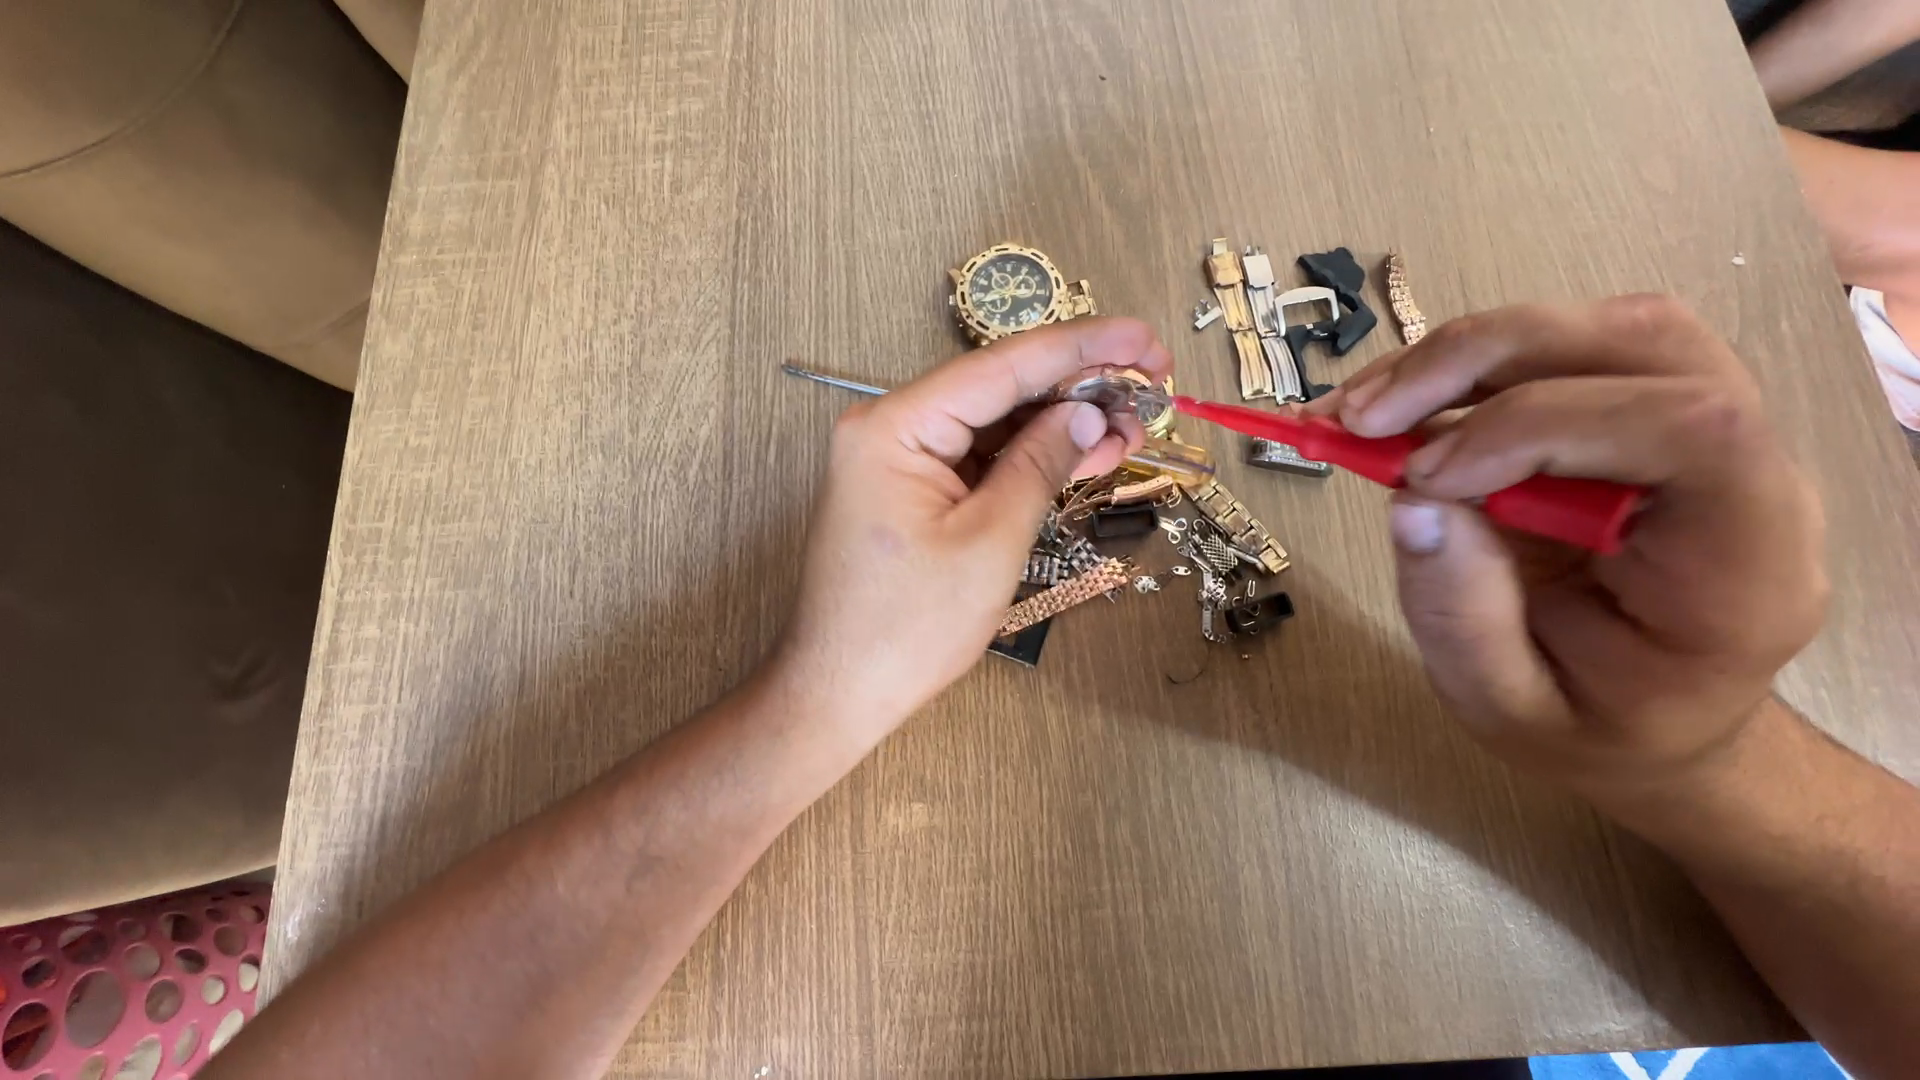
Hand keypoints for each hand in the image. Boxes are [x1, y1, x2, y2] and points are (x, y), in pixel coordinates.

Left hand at [771, 318, 1171, 736]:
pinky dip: (1030, 458)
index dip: (1081, 347)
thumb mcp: (990, 542)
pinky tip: (1084, 455)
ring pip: (994, 424)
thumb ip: (1040, 465)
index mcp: (895, 427)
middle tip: (1150, 387)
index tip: (1145, 337)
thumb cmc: (908, 628)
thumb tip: (1086, 413)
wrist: (842, 692)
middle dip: (1077, 387)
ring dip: (1061, 424)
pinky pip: (979, 458)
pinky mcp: (911, 490)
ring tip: (1130, 430)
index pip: (1000, 367)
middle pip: (998, 389)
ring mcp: (898, 460)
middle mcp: (890, 428)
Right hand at [1311, 296, 1827, 799]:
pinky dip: (1461, 366)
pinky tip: (1391, 405)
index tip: (1421, 479)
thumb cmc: (1586, 726)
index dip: (1537, 427)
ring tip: (1359, 409)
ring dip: (1461, 354)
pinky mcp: (1636, 420)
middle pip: (1640, 346)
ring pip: (1596, 330)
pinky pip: (1560, 351)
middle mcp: (1743, 476)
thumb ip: (1459, 616)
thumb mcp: (1503, 706)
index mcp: (1740, 565)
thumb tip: (1410, 500)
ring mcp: (1696, 435)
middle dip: (1478, 360)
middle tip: (1357, 416)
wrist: (1647, 721)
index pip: (1687, 428)